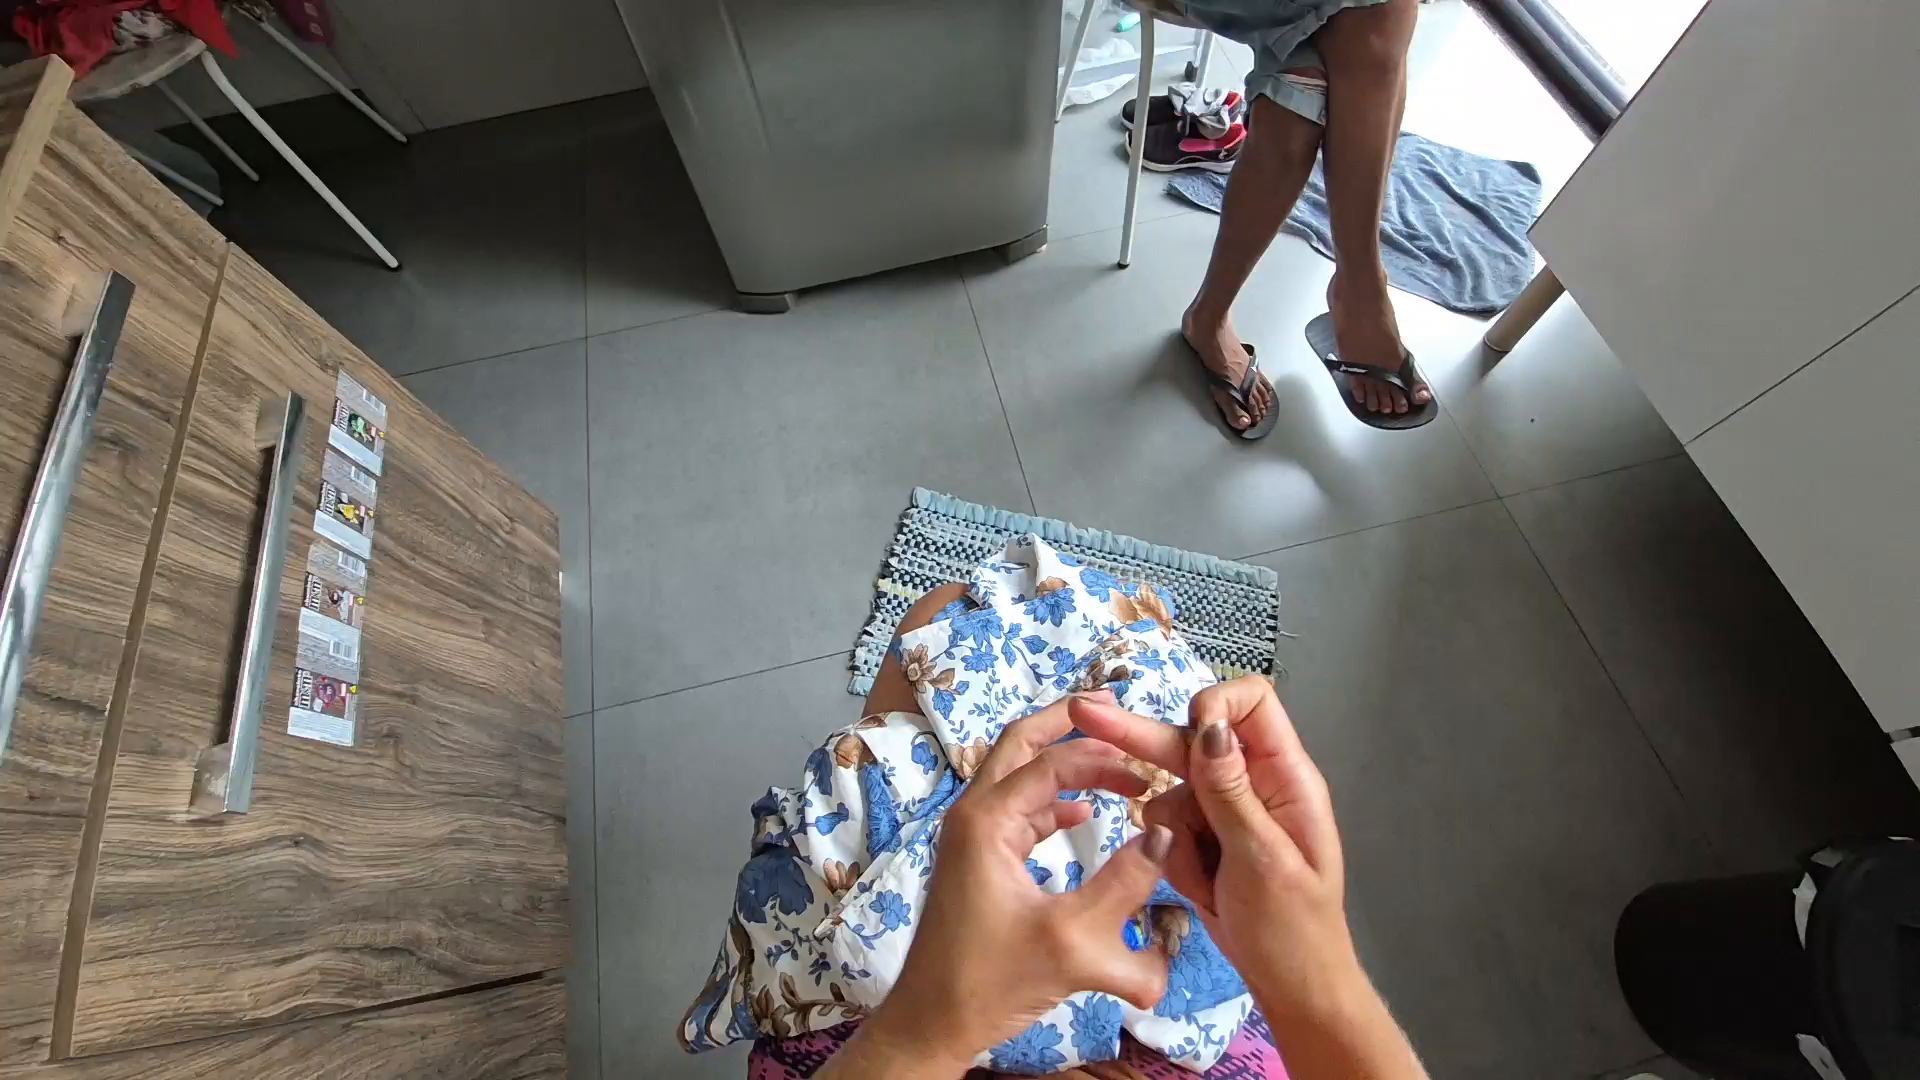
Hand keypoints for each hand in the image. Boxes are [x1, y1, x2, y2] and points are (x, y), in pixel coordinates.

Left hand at [824, 692, 1173, 1077]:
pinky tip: (1084, 813)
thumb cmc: (991, 980)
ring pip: (1019, 773)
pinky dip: (1053, 800)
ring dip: (1062, 762)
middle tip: (1112, 709)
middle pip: (1020, 743)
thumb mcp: (1069, 940)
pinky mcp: (981, 856)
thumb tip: (1164, 837)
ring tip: (1114, 765)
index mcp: (986, 818)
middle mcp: (974, 812)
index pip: (1049, 763)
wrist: (932, 1022)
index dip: (1100, 756)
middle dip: (1065, 723)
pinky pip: (1020, 809)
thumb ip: (1122, 886)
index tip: (1146, 765)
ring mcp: (974, 833)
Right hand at [1068, 677, 1359, 1018]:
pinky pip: (1161, 823)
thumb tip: (1210, 725)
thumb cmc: (1293, 929)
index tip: (1192, 730)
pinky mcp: (1198, 832)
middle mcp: (1249, 779)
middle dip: (1139, 735)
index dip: (1217, 704)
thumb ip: (1230, 791)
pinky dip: (1171, 855)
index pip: (1251, 703)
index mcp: (1284, 775)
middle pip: (1188, 738)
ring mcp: (1220, 806)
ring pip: (1167, 787)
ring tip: (1209, 881)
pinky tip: (1202, 886)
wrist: (1289, 989)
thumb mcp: (1263, 861)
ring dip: (1175, 836)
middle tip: (1084, 712)